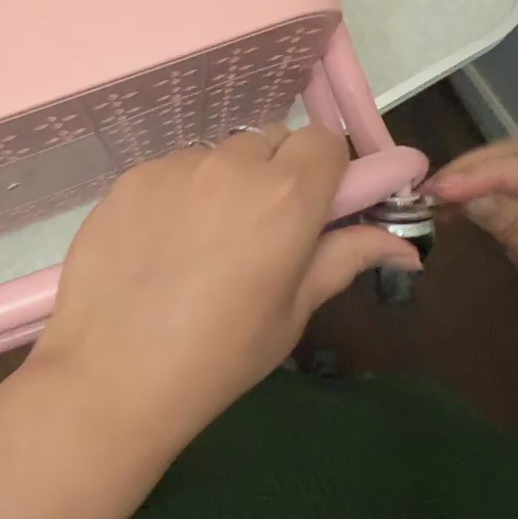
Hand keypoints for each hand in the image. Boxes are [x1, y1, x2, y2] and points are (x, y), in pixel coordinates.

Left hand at [0, 124, 416, 518]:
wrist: (112, 377)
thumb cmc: (219, 356)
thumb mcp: (292, 312)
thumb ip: (345, 259)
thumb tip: (404, 247)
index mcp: (286, 195)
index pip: (324, 141)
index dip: (324, 172)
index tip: (313, 209)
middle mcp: (230, 165)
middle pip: (269, 141)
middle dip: (275, 174)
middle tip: (257, 233)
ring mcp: (171, 168)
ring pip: (215, 155)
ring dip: (222, 184)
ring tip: (199, 247)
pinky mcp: (126, 180)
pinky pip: (168, 172)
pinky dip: (175, 196)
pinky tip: (157, 248)